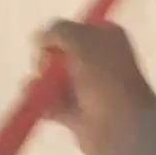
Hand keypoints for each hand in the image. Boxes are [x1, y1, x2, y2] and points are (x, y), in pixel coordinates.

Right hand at [41, 20, 155, 154]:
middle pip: (62, 53)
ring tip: (35, 87)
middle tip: (44, 68)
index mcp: (108, 37)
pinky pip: (52, 103)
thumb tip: (40, 36)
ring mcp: (89, 87)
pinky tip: (33, 101)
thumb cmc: (106, 78)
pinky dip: (41, 102)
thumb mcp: (83, 42)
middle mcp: (100, 59)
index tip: (49, 45)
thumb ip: (60, 31)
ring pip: (56, 78)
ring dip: (41, 81)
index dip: (59, 35)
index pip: (77, 28)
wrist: (122, 126)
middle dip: (47, 59)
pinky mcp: (78, 112)